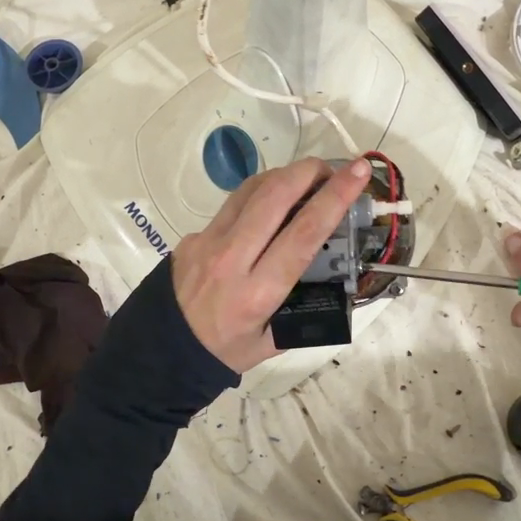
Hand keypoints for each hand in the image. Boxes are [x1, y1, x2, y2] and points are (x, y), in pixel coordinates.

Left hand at [171, 157, 371, 373]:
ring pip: (252, 190)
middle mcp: (233, 259)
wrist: (161, 348)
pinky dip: (261, 192)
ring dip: (286, 175)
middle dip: (310, 171)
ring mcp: (209, 241)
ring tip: (309, 177)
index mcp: (258, 292)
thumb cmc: (223, 351)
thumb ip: (304, 313)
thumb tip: (334, 283)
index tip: (358, 173)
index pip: (304, 233)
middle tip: (334, 169)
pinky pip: (233, 202)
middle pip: (275, 195)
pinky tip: (274, 199)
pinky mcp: (195, 235)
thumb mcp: (271, 343)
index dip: (335, 197)